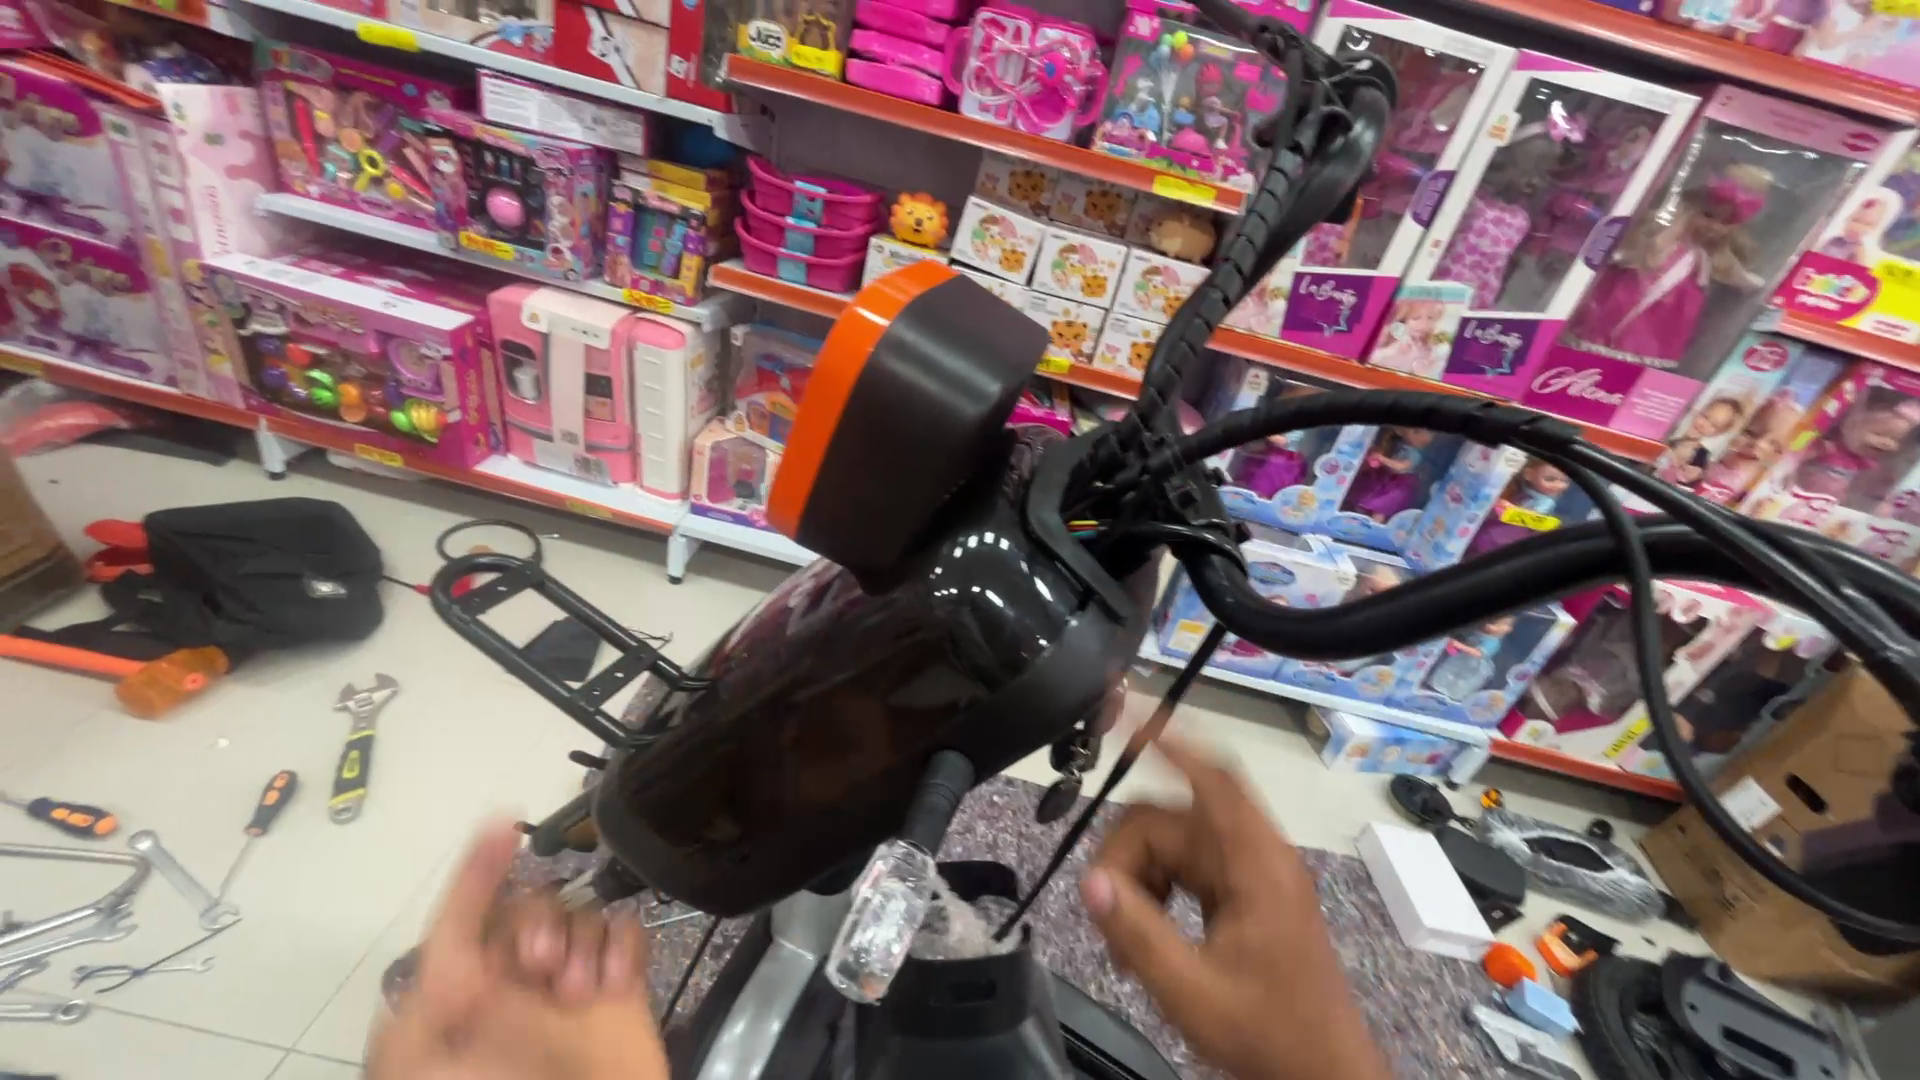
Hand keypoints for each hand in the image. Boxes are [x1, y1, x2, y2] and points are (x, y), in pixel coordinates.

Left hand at [367, 823, 669, 1079]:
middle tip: (544, 968)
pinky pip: (623, 934)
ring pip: (578, 917)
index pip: (457, 924)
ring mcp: (566, 987)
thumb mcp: (450, 1068)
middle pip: (527, 911)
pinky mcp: (616, 985)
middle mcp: (511, 987)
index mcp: (460, 1006)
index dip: (474, 874)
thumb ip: (440, 1008)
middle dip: (538, 927)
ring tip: (586, 990)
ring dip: (585, 944)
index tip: (500, 823)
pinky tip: (618, 984)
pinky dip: (624, 949)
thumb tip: (453, 956)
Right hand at [1080, 742, 1390, 1079]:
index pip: (1215, 780)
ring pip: (1171, 842)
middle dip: (1128, 854)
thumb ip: (1137, 933)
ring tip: (1124, 936)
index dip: (1175, 741)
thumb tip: (1091, 882)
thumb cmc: (1269, 1035)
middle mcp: (1253, 855)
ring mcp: (1248, 873)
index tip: (1133, 717)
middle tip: (1103, 904)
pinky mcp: (1241, 893)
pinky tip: (1143, 931)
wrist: (1325, 1078)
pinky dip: (1154, 890)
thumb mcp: (1193, 991)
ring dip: (1138, 877)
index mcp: (1256, 864)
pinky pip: (1183, 868)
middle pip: (1171, 818)